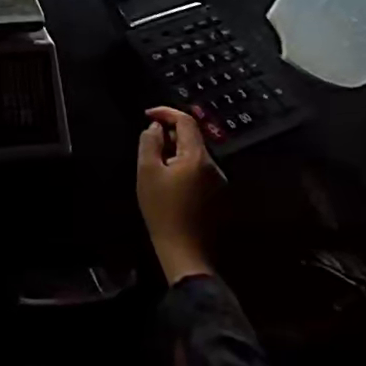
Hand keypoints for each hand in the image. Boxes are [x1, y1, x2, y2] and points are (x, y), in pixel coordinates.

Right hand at [136, 107, 224, 283]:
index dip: (166, 112)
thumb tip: (156, 128)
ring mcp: (218, 182)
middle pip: (192, 137)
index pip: (186, 121)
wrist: (184, 252)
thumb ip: (150, 142)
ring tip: (154, 163)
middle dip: (169, 134)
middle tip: (148, 143)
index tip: (147, 115)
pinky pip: (198, 169)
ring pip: (194, 154)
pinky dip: (182, 165)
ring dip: (175, 151)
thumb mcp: (147, 170)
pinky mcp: (216, 195)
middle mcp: (214, 167)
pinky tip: (167, 180)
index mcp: (198, 158)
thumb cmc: (162, 209)